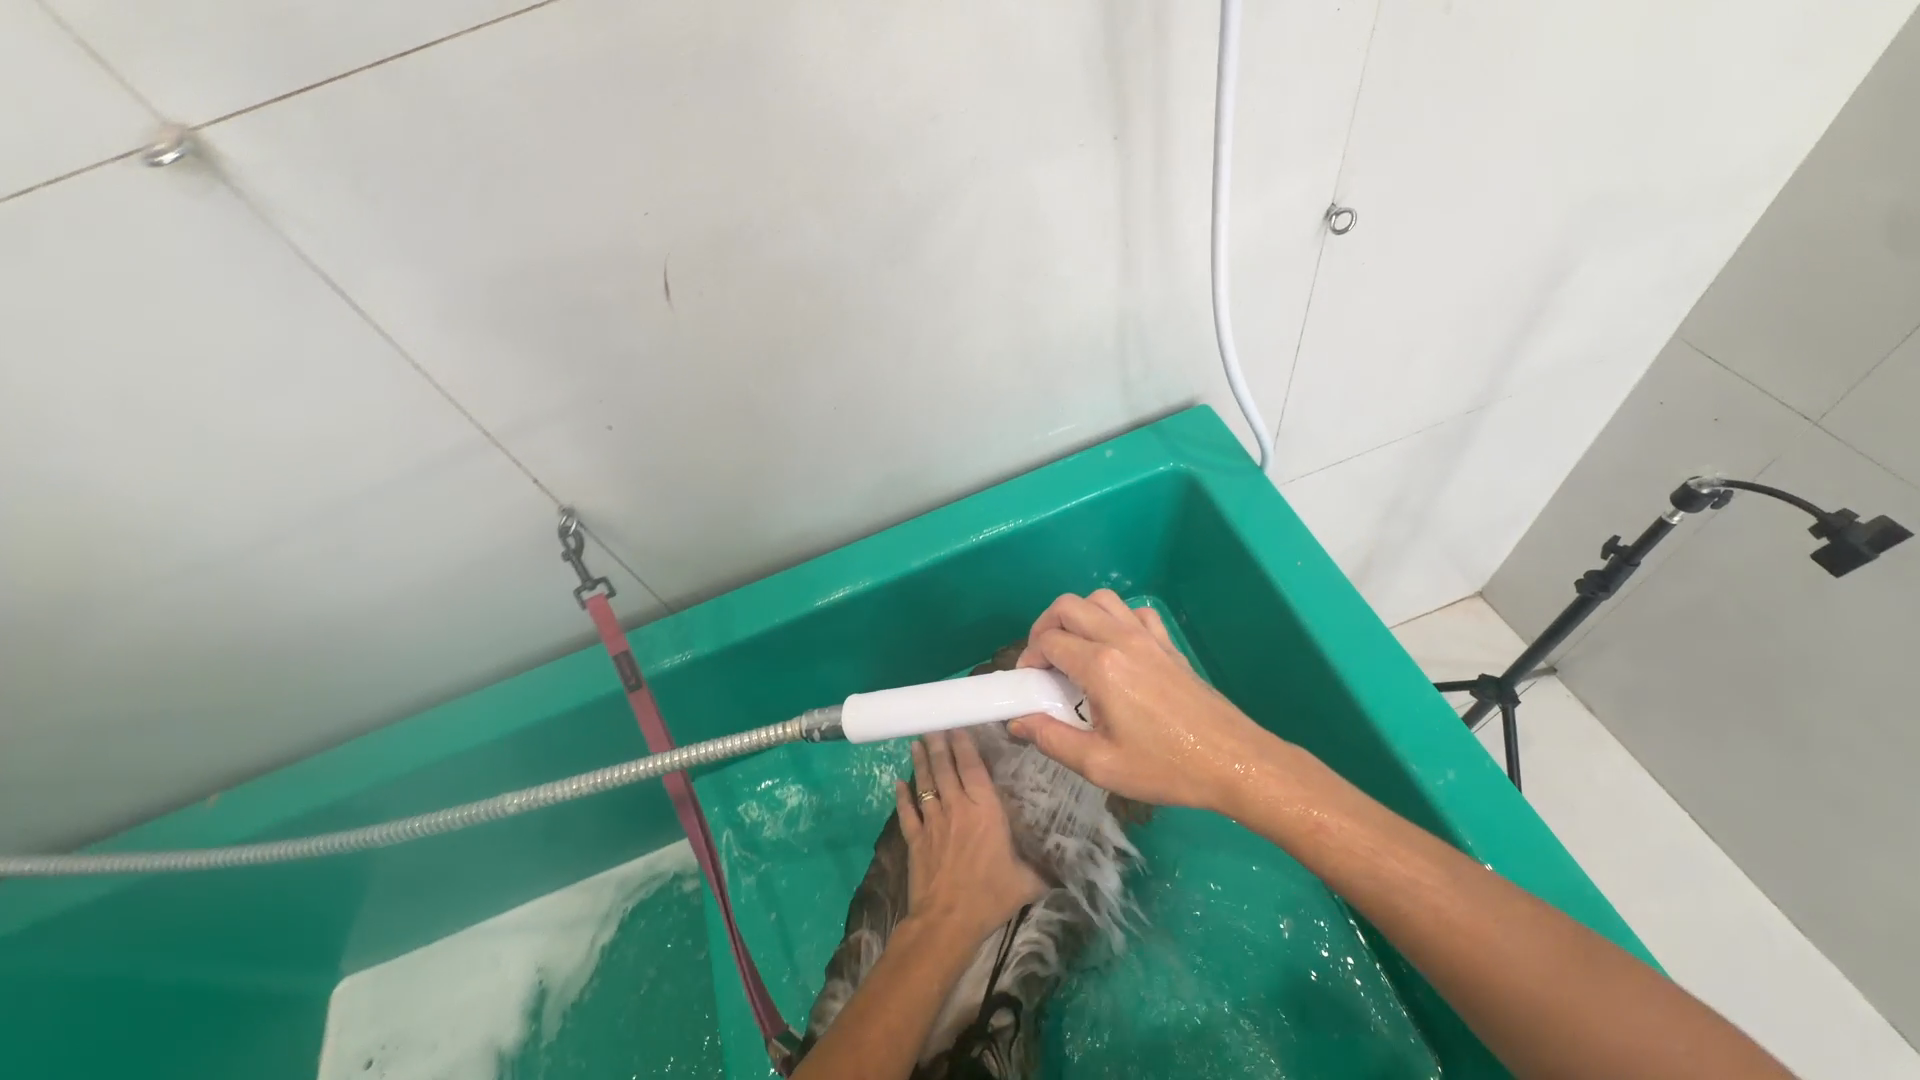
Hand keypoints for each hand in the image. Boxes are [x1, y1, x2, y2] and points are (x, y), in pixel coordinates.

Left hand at [895, 729, 1046, 939]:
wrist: (947, 921)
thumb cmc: (990, 897)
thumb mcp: (1027, 881)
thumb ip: (1044, 868)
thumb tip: (1068, 867)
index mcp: (985, 810)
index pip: (973, 767)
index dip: (965, 744)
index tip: (959, 726)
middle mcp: (957, 808)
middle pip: (945, 768)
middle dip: (939, 744)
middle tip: (933, 725)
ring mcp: (932, 822)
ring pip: (925, 784)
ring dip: (920, 762)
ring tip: (916, 742)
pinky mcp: (915, 839)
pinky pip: (906, 812)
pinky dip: (902, 796)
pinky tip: (898, 783)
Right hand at [1009, 589, 1291, 813]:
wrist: (1233, 761)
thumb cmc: (1165, 768)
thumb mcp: (1100, 765)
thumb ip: (1051, 739)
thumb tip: (1018, 722)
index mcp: (1101, 667)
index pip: (1048, 642)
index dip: (1028, 659)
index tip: (1028, 684)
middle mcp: (1122, 640)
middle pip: (1068, 606)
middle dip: (1044, 627)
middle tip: (1042, 662)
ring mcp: (1149, 638)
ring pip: (1100, 600)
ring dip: (1077, 617)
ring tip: (1072, 650)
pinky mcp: (1169, 645)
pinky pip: (1134, 613)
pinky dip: (1115, 620)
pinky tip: (1114, 649)